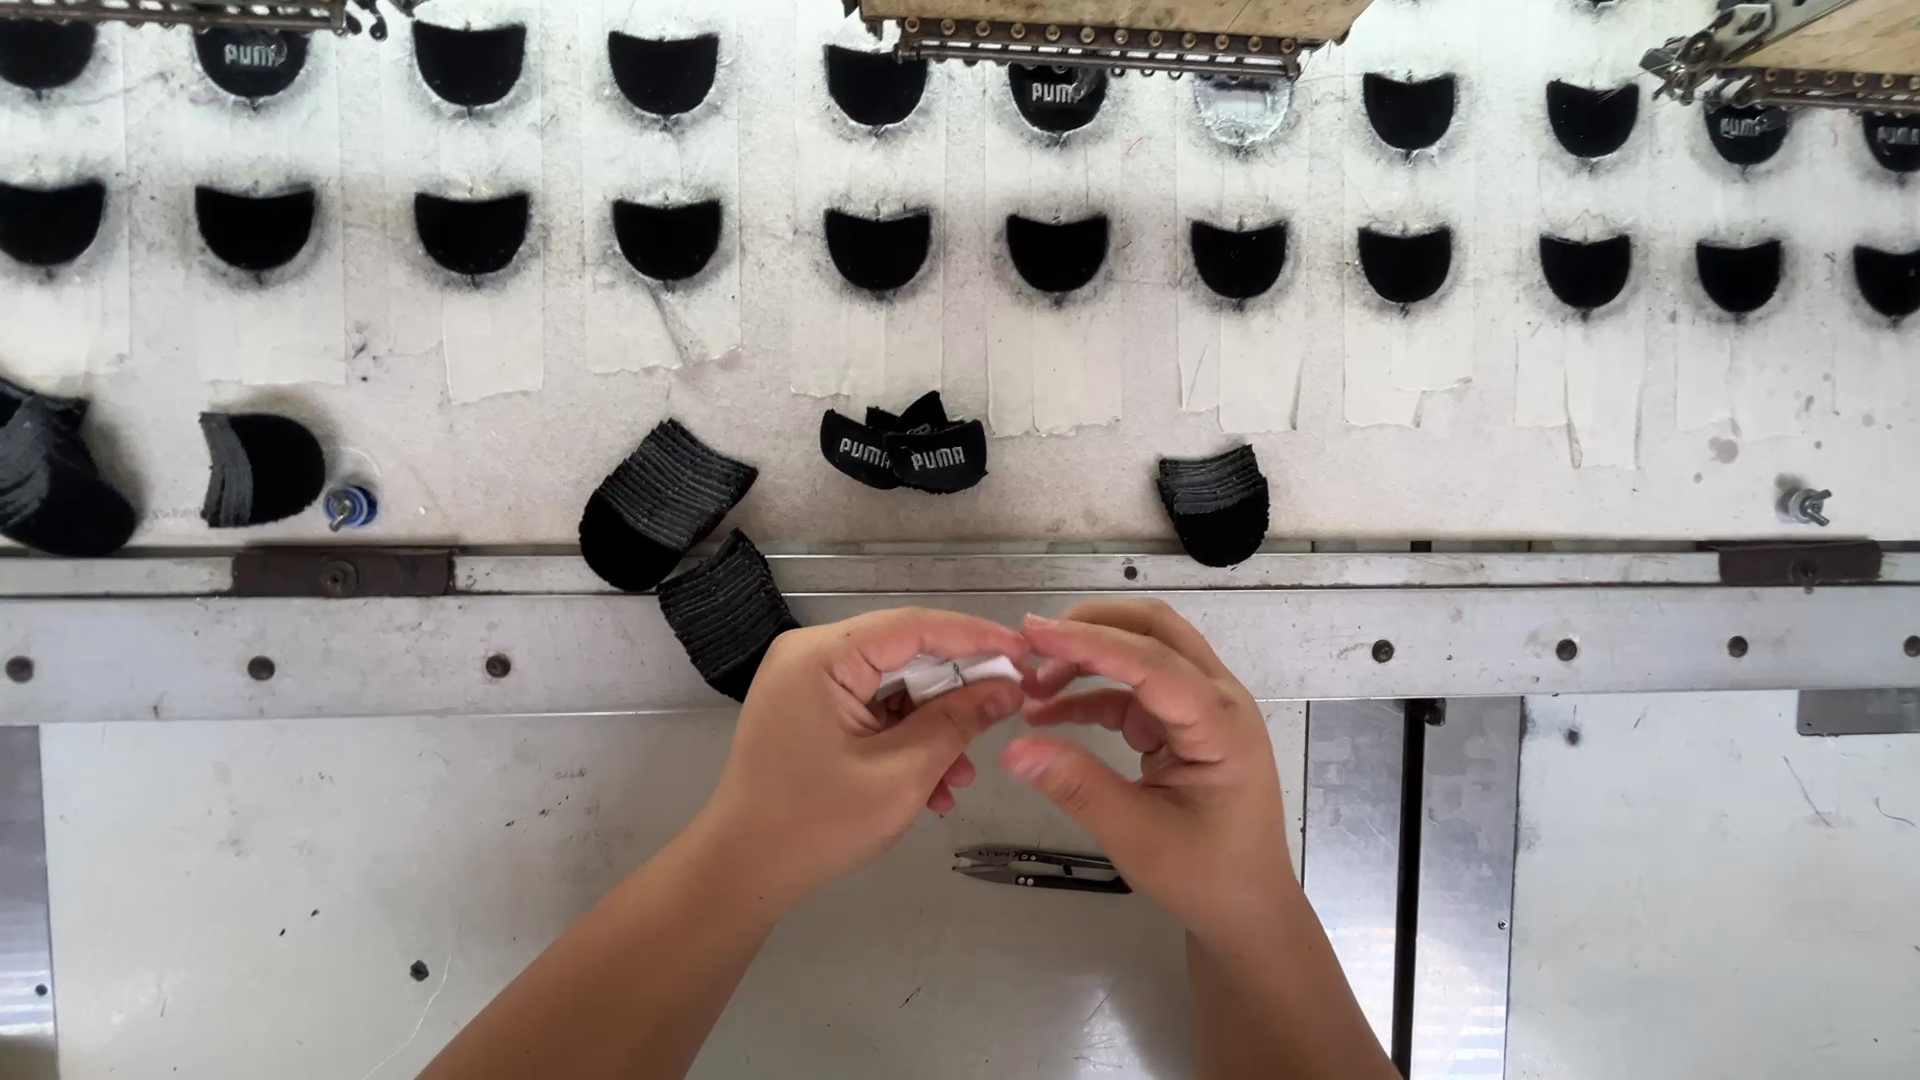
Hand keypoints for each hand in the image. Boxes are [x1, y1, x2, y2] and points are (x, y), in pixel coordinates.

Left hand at [694, 607, 1028, 907]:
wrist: (741, 875)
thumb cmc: (816, 825)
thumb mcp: (900, 775)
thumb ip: (957, 723)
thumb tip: (1008, 689)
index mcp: (823, 656)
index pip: (914, 627)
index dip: (976, 637)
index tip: (1024, 652)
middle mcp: (813, 655)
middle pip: (905, 655)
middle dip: (956, 692)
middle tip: (1006, 711)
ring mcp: (810, 682)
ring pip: (894, 687)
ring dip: (934, 727)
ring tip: (961, 777)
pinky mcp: (813, 708)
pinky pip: (875, 709)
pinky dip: (906, 739)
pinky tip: (932, 785)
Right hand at [1000, 601, 1295, 939]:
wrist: (1246, 908)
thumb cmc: (1206, 877)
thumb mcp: (1137, 838)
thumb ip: (1077, 787)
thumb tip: (1013, 750)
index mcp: (1221, 724)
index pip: (1153, 662)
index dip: (1091, 642)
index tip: (1034, 633)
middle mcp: (1218, 699)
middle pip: (1155, 630)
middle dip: (1092, 626)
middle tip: (1033, 641)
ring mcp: (1200, 707)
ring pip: (1143, 650)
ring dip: (1088, 656)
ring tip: (1032, 681)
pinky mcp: (1180, 721)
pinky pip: (1131, 689)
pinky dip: (1089, 692)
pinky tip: (1046, 711)